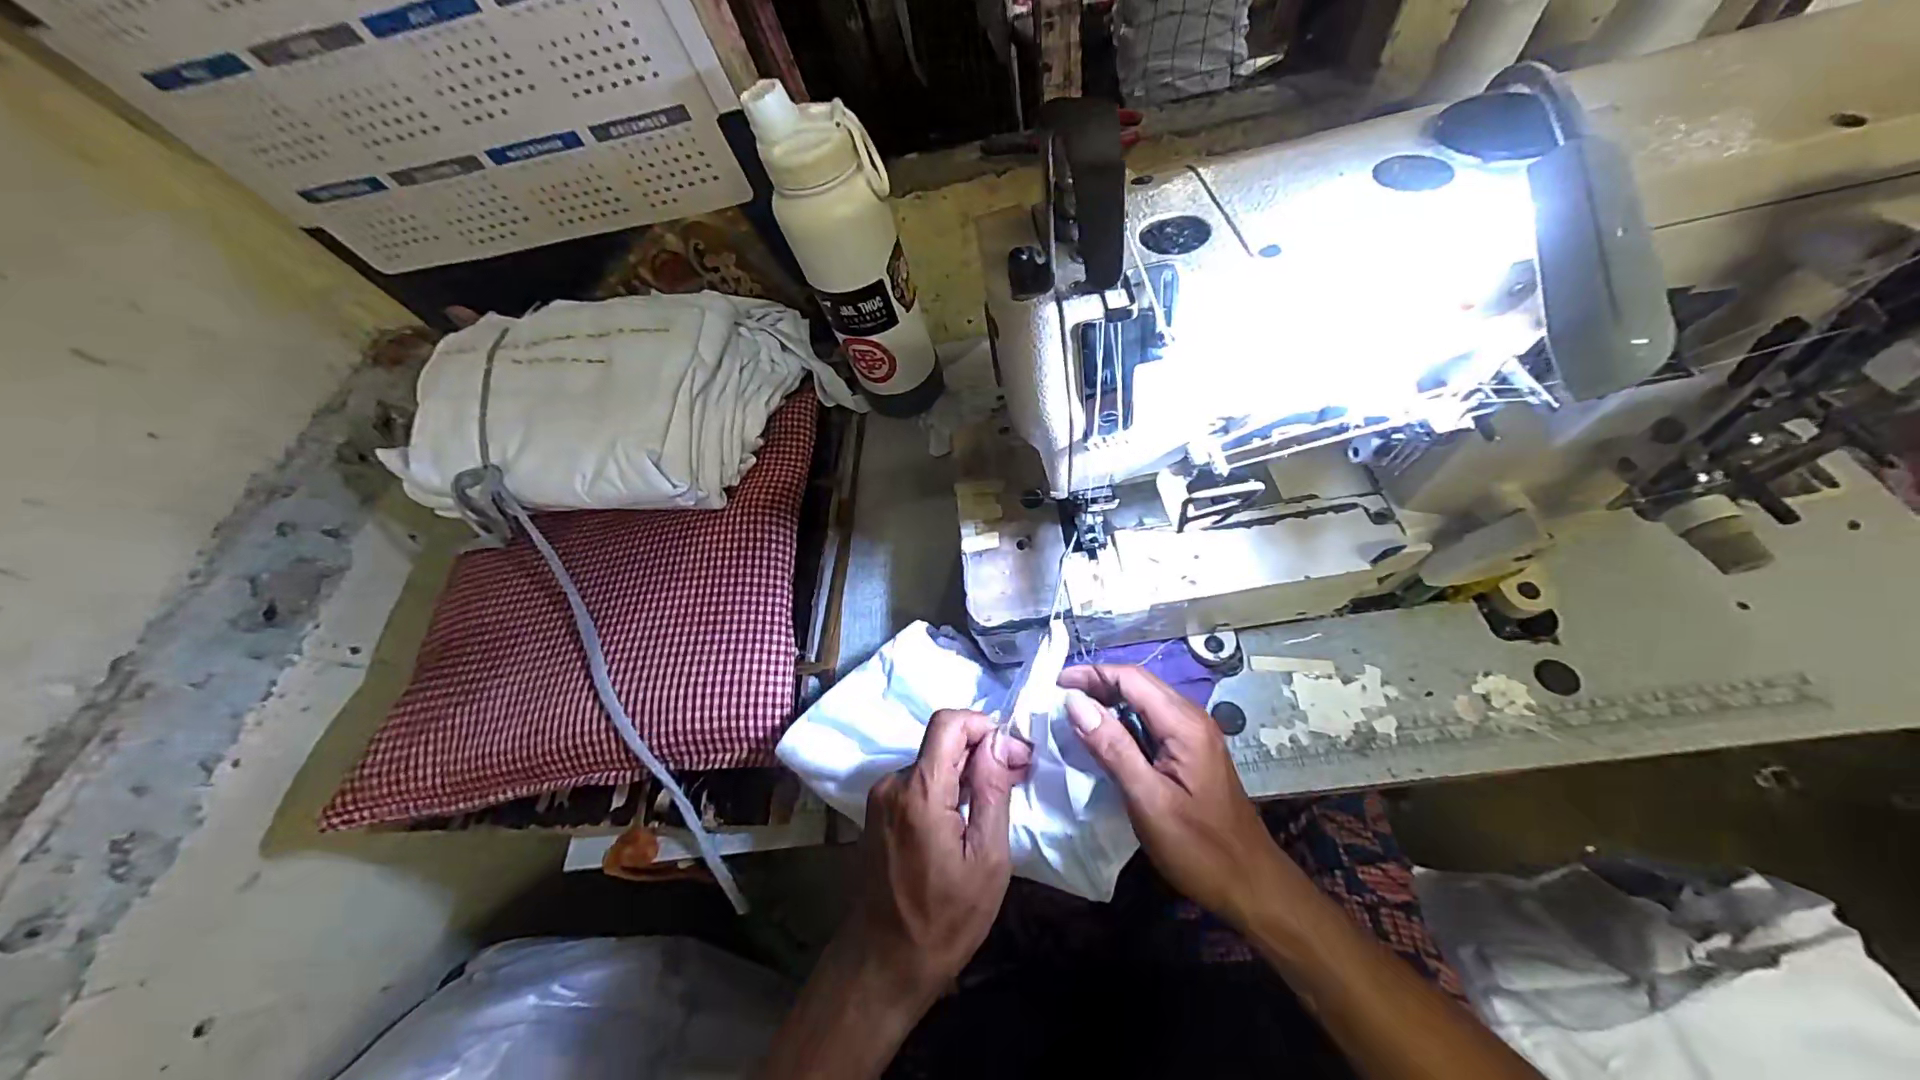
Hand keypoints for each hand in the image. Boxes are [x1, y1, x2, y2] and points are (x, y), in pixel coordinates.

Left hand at [849, 709, 1031, 997]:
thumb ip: (991, 792)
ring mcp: (879, 799)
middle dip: (980, 752)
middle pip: (941, 742)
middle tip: (1014, 779)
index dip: (984, 726)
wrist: (882, 964)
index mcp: (918, 790)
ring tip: (991, 806)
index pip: (948, 722)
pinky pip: (916, 783)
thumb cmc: (944, 919)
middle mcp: (891, 784)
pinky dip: (943, 789)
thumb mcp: (987, 859)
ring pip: (930, 762)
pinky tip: (962, 820)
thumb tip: (998, 742)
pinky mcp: (876, 814)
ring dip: (963, 773)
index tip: (1012, 756)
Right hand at [1060, 665, 1289, 928]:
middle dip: (1096, 684)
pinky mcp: (1191, 752)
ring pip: (1144, 701)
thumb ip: (1112, 747)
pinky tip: (1103, 738)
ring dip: (1108, 702)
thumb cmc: (1199, 847)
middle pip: (1138, 684)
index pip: (1131, 678)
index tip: (1054, 685)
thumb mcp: (1148, 800)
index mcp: (1184, 724)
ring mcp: (1194, 735)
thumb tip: (1075, 703)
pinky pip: (1151, 722)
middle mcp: (1192, 719)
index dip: (1091, 674)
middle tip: (1058, 699)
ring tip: (1073, 715)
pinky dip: (1123, 721)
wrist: (1251, 885)